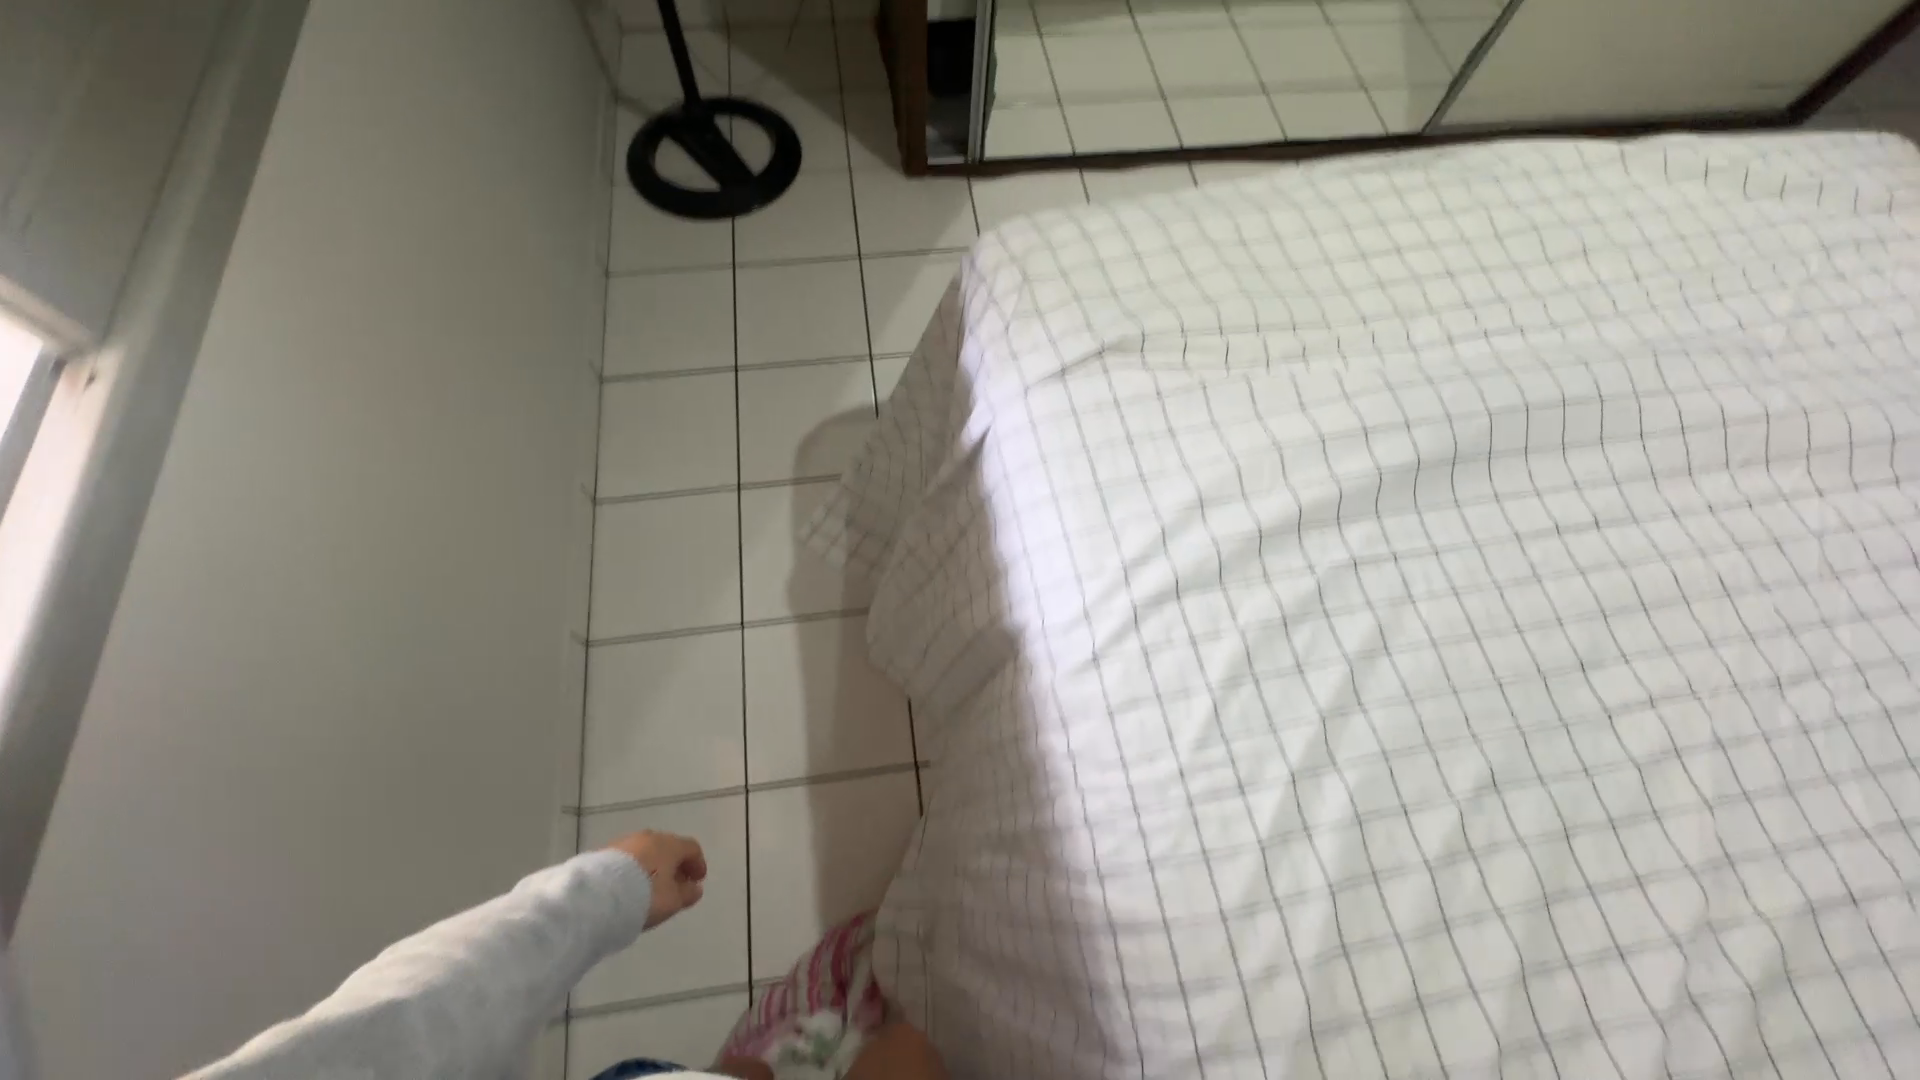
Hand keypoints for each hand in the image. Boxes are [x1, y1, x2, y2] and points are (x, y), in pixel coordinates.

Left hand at [605, 830, 706, 927]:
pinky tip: (630, 886)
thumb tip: (695, 888)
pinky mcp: (605, 852)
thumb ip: (688, 893)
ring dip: (653, 866)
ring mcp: (626, 843)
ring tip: (651, 887)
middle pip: (668, 848)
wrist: (597, 896)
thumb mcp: (673, 901)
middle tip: (675, 884)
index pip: (691, 848)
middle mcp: (650, 837)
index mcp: (670, 844)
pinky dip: (634, 869)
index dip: (698, 864)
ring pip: (646, 852)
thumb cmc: (645, 895)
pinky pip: (628, 859)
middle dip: (674, 865)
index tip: (698, 880)